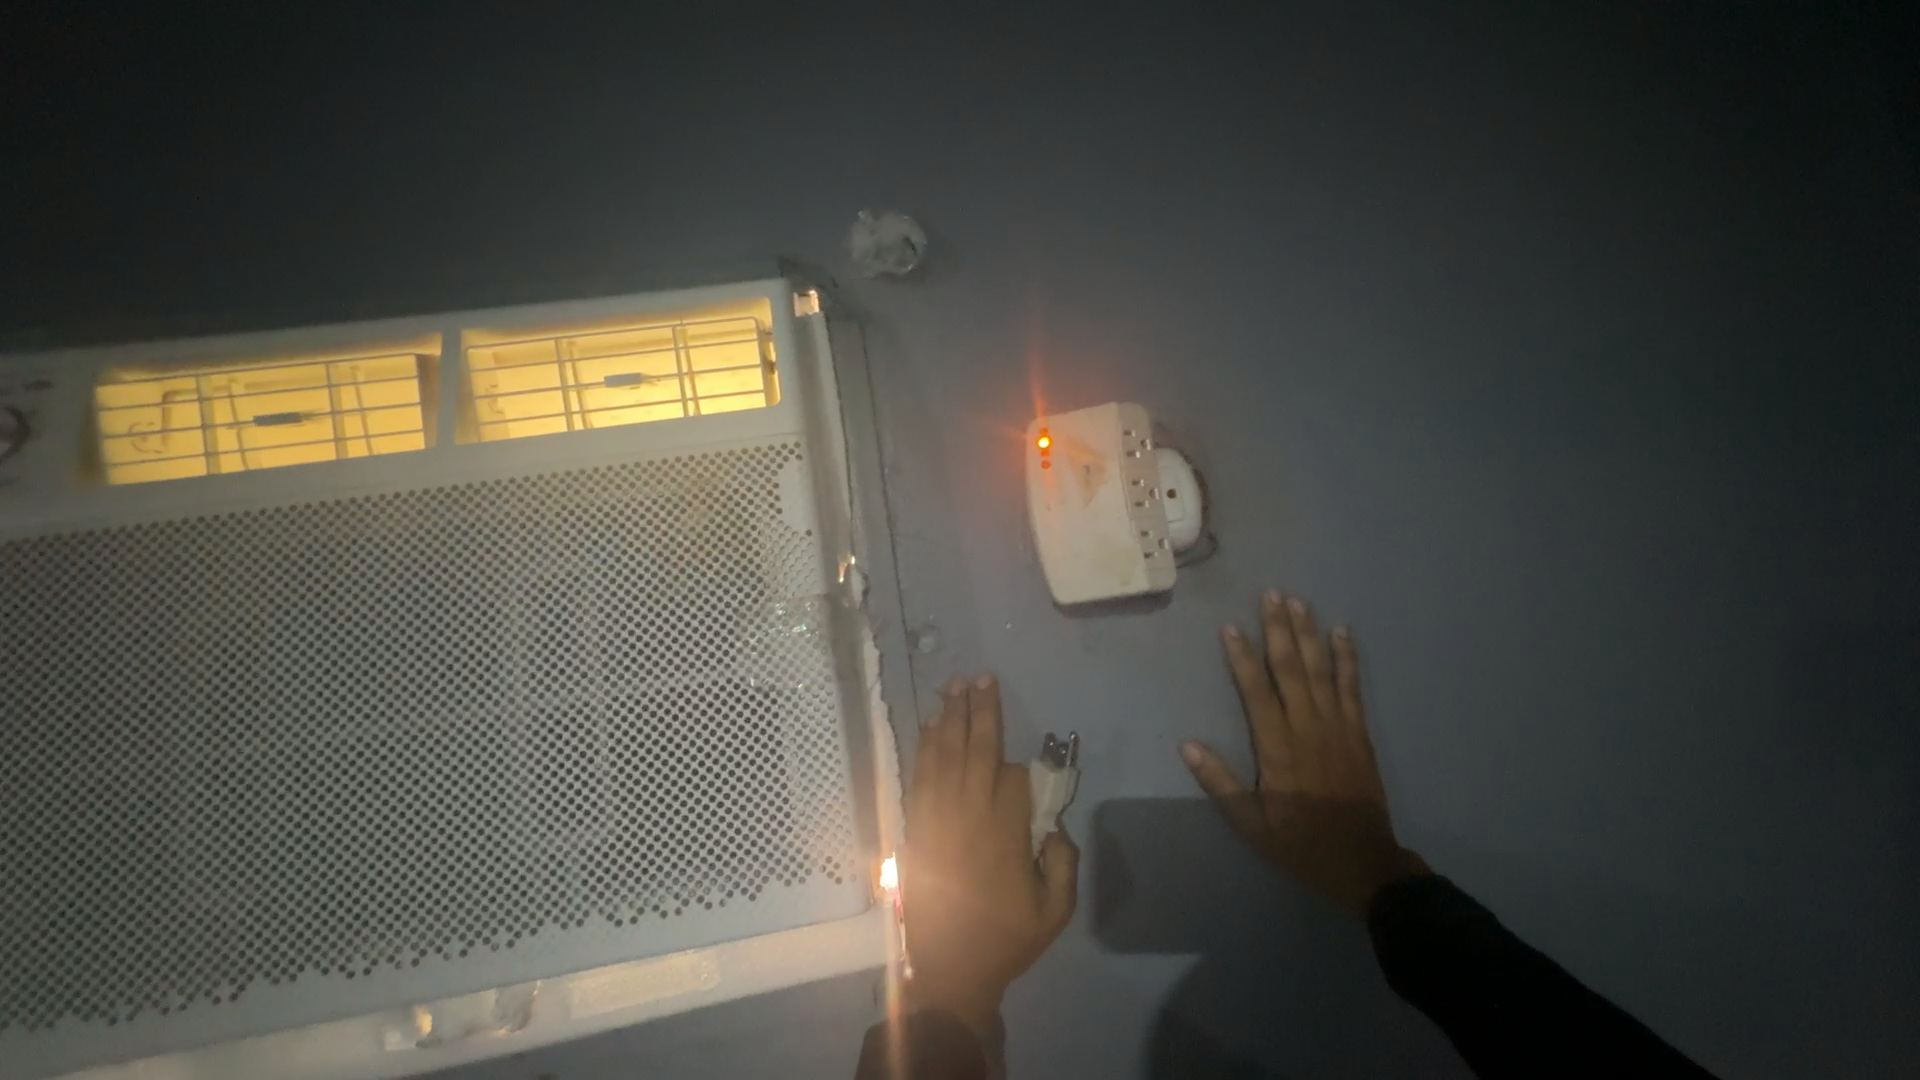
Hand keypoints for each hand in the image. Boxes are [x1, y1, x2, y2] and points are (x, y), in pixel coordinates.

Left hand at [902, 674, 1078, 1033]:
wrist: (948, 969)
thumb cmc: (1005, 938)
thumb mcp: (1054, 911)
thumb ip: (1063, 863)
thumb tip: (1054, 823)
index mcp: (1005, 831)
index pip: (1012, 777)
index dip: (1016, 767)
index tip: (1020, 767)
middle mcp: (970, 814)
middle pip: (975, 750)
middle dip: (980, 710)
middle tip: (981, 676)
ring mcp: (937, 817)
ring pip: (944, 755)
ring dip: (949, 717)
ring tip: (954, 684)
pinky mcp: (916, 825)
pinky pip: (920, 775)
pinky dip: (924, 747)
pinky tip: (928, 725)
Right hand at [1181, 590, 1427, 914]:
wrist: (1364, 864)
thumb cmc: (1299, 842)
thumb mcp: (1250, 823)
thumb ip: (1220, 783)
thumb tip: (1187, 745)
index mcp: (1279, 748)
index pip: (1256, 692)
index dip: (1242, 658)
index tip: (1231, 627)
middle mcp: (1309, 728)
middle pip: (1291, 669)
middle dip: (1279, 630)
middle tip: (1271, 594)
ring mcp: (1338, 727)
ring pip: (1321, 670)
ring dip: (1309, 634)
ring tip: (1298, 602)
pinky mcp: (1359, 732)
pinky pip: (1352, 687)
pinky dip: (1347, 659)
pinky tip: (1342, 633)